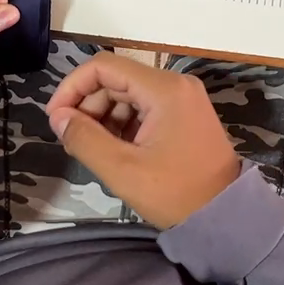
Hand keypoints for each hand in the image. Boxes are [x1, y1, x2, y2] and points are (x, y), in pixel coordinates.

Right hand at [45, 52, 241, 228]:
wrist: (227, 217)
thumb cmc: (176, 193)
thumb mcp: (123, 169)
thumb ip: (85, 138)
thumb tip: (58, 117)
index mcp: (163, 89)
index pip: (104, 67)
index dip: (73, 87)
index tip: (56, 117)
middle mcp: (175, 84)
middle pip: (116, 79)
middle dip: (88, 105)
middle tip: (72, 138)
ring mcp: (182, 98)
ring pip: (127, 93)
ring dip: (104, 116)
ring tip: (93, 148)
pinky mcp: (184, 114)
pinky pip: (143, 107)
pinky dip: (123, 123)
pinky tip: (115, 149)